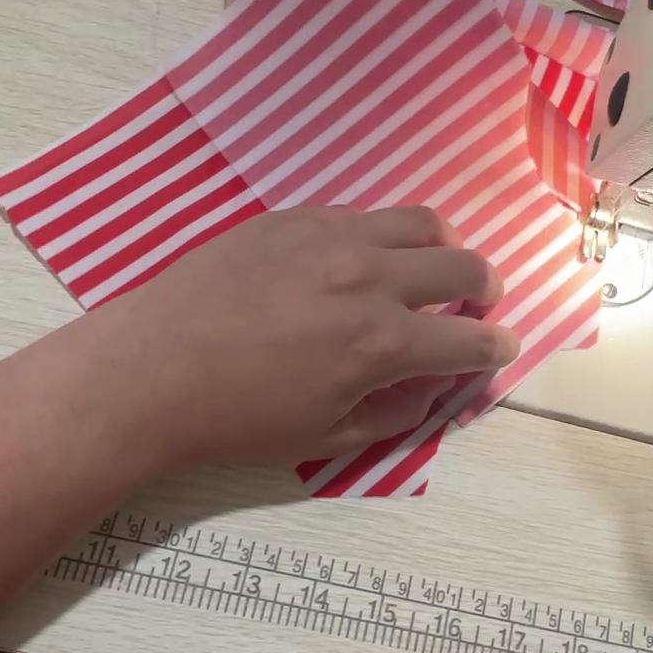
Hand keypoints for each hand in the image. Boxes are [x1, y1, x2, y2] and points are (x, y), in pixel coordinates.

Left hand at [81, 205, 517, 470]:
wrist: (151, 370)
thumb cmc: (240, 419)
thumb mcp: (330, 439)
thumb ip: (399, 411)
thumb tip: (434, 385)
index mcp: (383, 342)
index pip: (472, 340)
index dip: (497, 348)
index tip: (501, 348)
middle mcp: (370, 277)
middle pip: (463, 264)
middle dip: (485, 288)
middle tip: (477, 303)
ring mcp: (331, 236)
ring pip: (420, 222)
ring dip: (443, 248)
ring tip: (431, 267)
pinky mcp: (293, 216)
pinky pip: (362, 214)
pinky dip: (383, 237)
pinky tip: (360, 261)